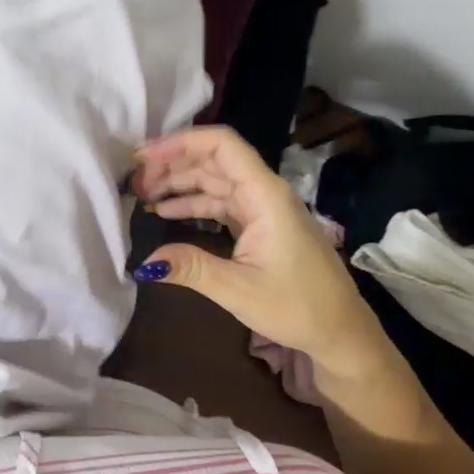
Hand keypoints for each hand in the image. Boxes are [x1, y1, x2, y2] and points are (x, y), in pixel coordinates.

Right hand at [134, 126, 386, 373]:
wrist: (340, 330)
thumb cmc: (297, 306)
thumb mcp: (239, 290)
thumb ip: (191, 268)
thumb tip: (144, 263)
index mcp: (265, 195)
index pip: (222, 145)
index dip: (181, 142)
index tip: (144, 155)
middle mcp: (265, 192)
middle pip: (214, 161)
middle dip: (172, 164)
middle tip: (133, 179)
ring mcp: (264, 208)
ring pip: (216, 182)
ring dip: (180, 184)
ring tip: (142, 195)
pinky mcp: (262, 225)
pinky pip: (222, 204)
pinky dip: (194, 205)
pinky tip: (167, 214)